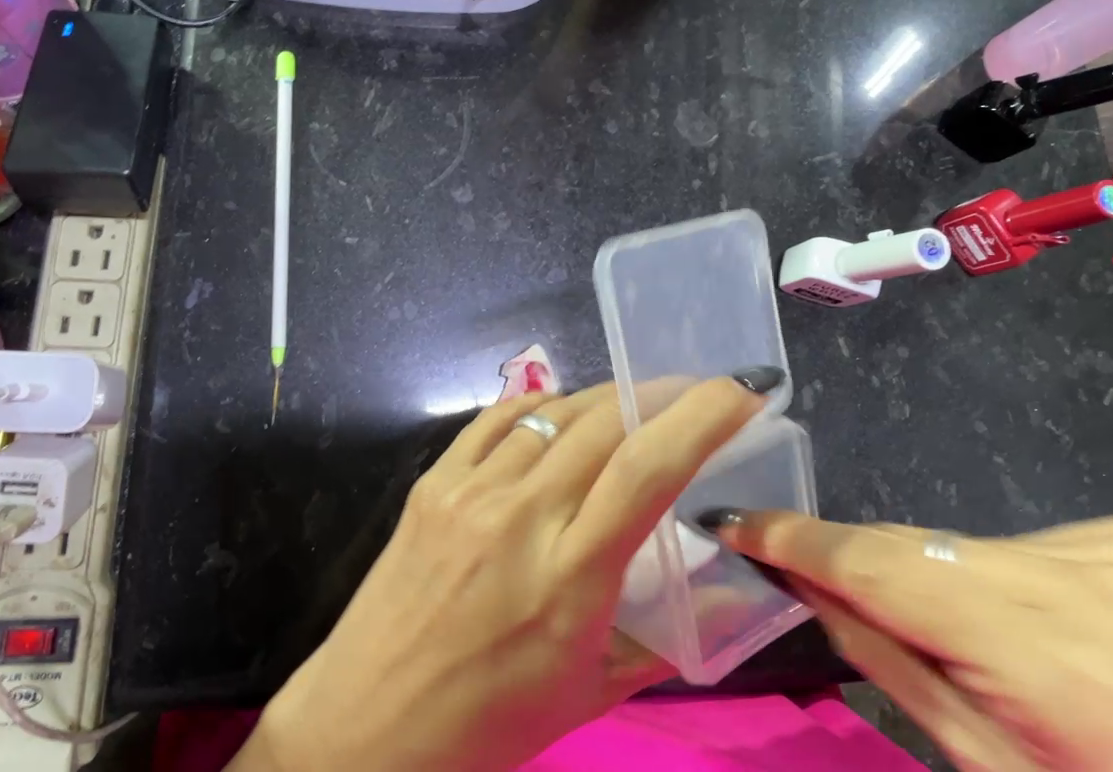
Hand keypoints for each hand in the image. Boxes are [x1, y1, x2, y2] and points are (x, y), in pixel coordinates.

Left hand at [230, 370, 783, 771]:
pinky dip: (542, 406)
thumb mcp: (593, 691)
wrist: (368, 722)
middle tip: (699, 392)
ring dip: (609, 397)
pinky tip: (563, 414)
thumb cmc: (490, 721)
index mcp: (571, 575)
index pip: (649, 468)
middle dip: (666, 392)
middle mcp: (522, 516)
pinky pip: (497, 419)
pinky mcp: (433, 483)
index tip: (744, 389)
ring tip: (640, 402)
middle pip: (607, 422)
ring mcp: (471, 491)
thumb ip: (669, 637)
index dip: (704, 414)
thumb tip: (737, 593)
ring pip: (555, 412)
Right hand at [706, 513, 1112, 771]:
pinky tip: (1011, 620)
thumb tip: (801, 579)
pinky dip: (981, 572)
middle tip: (789, 562)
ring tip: (932, 625)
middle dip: (850, 558)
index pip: (886, 569)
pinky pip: (1009, 542)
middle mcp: (1090, 577)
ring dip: (918, 571)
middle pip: (916, 547)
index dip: (801, 541)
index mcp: (1057, 658)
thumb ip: (885, 659)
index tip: (733, 520)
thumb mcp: (984, 763)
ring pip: (955, 542)